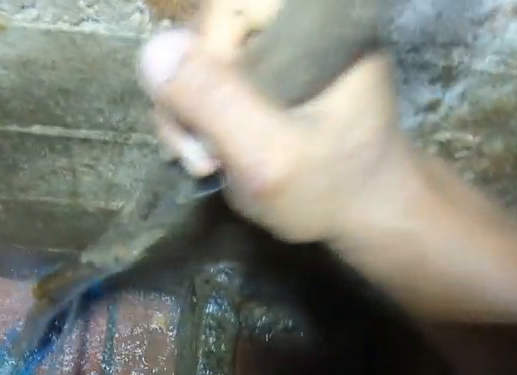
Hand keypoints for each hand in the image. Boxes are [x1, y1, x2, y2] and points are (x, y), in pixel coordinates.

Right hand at [137, 0, 420, 244]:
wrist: (364, 212)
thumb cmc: (329, 189)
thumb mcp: (267, 157)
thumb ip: (215, 103)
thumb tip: (152, 51)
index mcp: (315, 17)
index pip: (227, 7)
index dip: (203, 60)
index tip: (211, 128)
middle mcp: (297, 17)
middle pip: (207, 31)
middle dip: (188, 97)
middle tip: (202, 161)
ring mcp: (280, 43)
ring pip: (201, 58)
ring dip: (188, 116)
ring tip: (206, 165)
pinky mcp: (267, 70)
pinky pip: (212, 79)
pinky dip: (199, 120)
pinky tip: (210, 156)